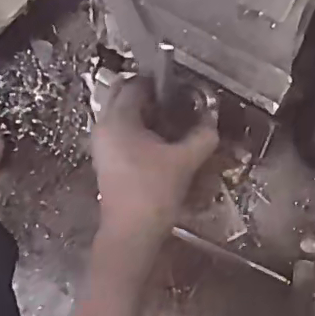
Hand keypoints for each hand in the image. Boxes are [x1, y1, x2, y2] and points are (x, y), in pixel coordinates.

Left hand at [92, 79, 219, 238]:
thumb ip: (202, 136)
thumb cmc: (154, 193)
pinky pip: (121, 135)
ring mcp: (102, 146)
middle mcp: (103, 127)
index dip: (160, 82)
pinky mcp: (106, 162)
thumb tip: (212, 120)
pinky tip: (161, 144)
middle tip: (177, 103)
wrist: (131, 233)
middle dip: (150, 96)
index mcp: (117, 119)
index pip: (136, 84)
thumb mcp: (185, 161)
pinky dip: (139, 132)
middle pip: (124, 97)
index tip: (182, 88)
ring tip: (173, 123)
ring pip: (122, 117)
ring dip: (145, 115)